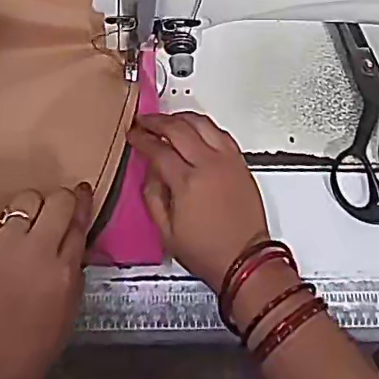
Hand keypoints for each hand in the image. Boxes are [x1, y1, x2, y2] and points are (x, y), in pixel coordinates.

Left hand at [0, 185, 92, 378]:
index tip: (82, 196)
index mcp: (65, 273)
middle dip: (62, 200)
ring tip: (30, 219)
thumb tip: (72, 248)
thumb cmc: (25, 355)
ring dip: (33, 205)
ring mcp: (5, 244)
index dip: (82, 207)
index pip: (80, 223)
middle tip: (59, 208)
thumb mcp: (65, 318)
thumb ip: (72, 276)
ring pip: (27, 199)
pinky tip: (5, 231)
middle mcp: (38, 250)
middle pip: (58, 201)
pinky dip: (5, 217)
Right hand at [128, 113, 269, 288]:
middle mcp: (209, 165)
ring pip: (202, 123)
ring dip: (181, 117)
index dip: (141, 138)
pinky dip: (204, 126)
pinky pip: (220, 133)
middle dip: (156, 121)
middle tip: (145, 121)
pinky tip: (195, 128)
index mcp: (187, 183)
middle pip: (178, 128)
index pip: (158, 148)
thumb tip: (150, 171)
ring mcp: (227, 161)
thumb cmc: (209, 251)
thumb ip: (153, 196)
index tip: (133, 135)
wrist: (245, 260)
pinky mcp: (240, 163)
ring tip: (168, 120)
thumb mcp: (166, 232)